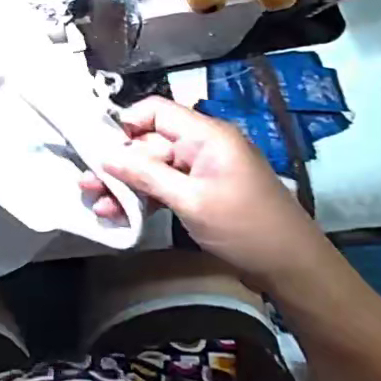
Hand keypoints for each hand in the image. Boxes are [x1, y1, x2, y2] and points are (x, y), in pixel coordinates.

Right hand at [82, 96, 331, 291]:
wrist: (294, 270)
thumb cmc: (245, 228)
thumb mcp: (191, 201)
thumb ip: (146, 174)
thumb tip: (105, 154)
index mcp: (207, 135)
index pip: (156, 110)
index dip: (125, 122)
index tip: (97, 143)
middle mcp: (203, 144)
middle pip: (150, 142)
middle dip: (119, 162)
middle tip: (86, 182)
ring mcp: (203, 169)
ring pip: (154, 167)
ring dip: (127, 184)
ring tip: (97, 202)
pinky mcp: (203, 192)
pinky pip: (166, 186)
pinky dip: (145, 198)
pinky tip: (120, 213)